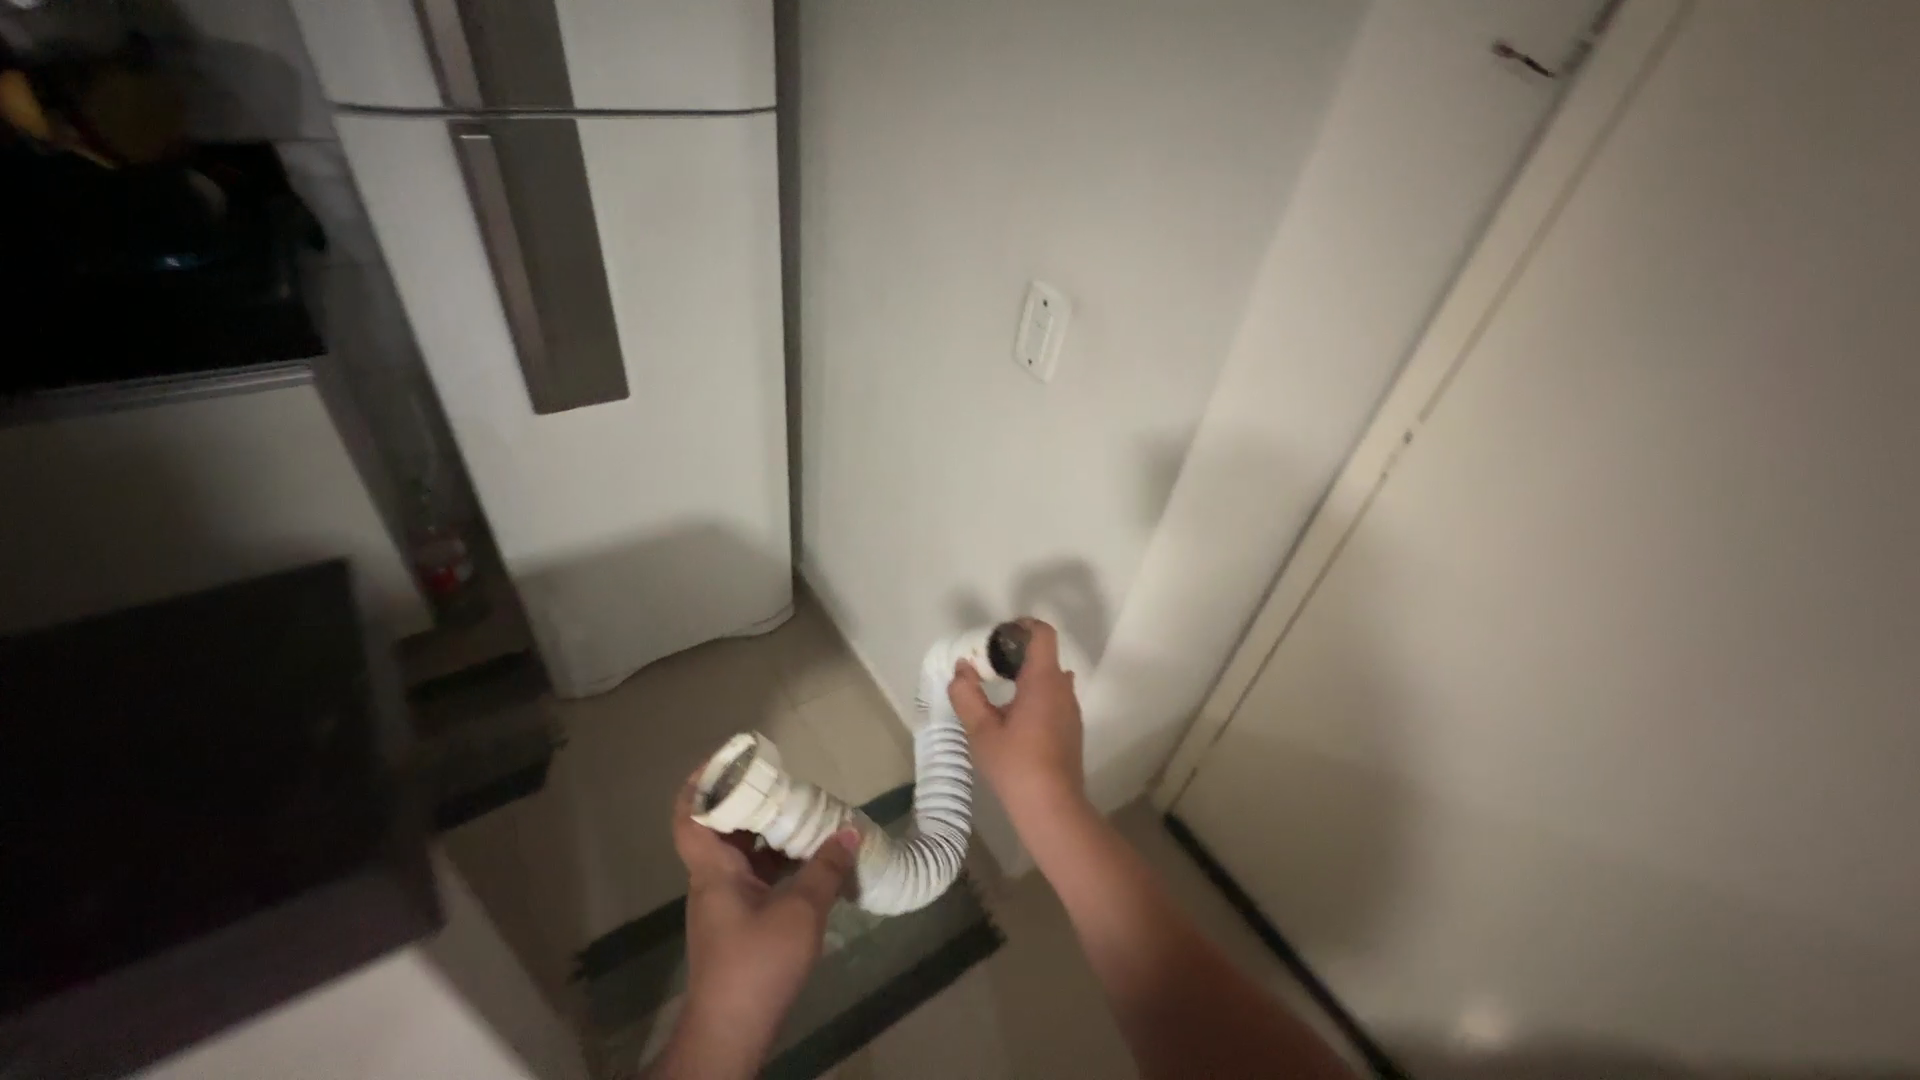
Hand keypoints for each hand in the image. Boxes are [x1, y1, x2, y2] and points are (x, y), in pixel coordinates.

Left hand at [649, 774, 858, 1078]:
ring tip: (803, 814)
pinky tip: (809, 861)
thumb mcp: (801, 912)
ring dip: (767, 832)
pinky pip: (755, 877)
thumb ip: (826, 869)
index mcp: (714, 870)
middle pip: (721, 828)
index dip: (702, 782)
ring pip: (741, 853)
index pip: (691, 815)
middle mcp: (713, 880)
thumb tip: (849, 833)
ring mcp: (725, 903)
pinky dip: (777, 862)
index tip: (729, 758)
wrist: (731, 1032)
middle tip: (782, 782)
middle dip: (748, 801)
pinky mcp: (738, 924)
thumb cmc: (757, 964)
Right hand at [948, 618, 1089, 825]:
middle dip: (1017, 653)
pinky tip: (1015, 719)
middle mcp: (1063, 688)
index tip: (998, 636)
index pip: (1043, 633)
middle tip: (988, 666)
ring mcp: (1071, 709)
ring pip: (1050, 678)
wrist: (1052, 806)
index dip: (1022, 626)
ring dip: (1026, 676)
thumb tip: (961, 670)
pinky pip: (1054, 698)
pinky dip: (1035, 696)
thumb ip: (967, 694)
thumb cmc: (1015, 764)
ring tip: (998, 692)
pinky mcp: (1072, 728)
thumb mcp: (981, 729)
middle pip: (1045, 655)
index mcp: (1043, 680)